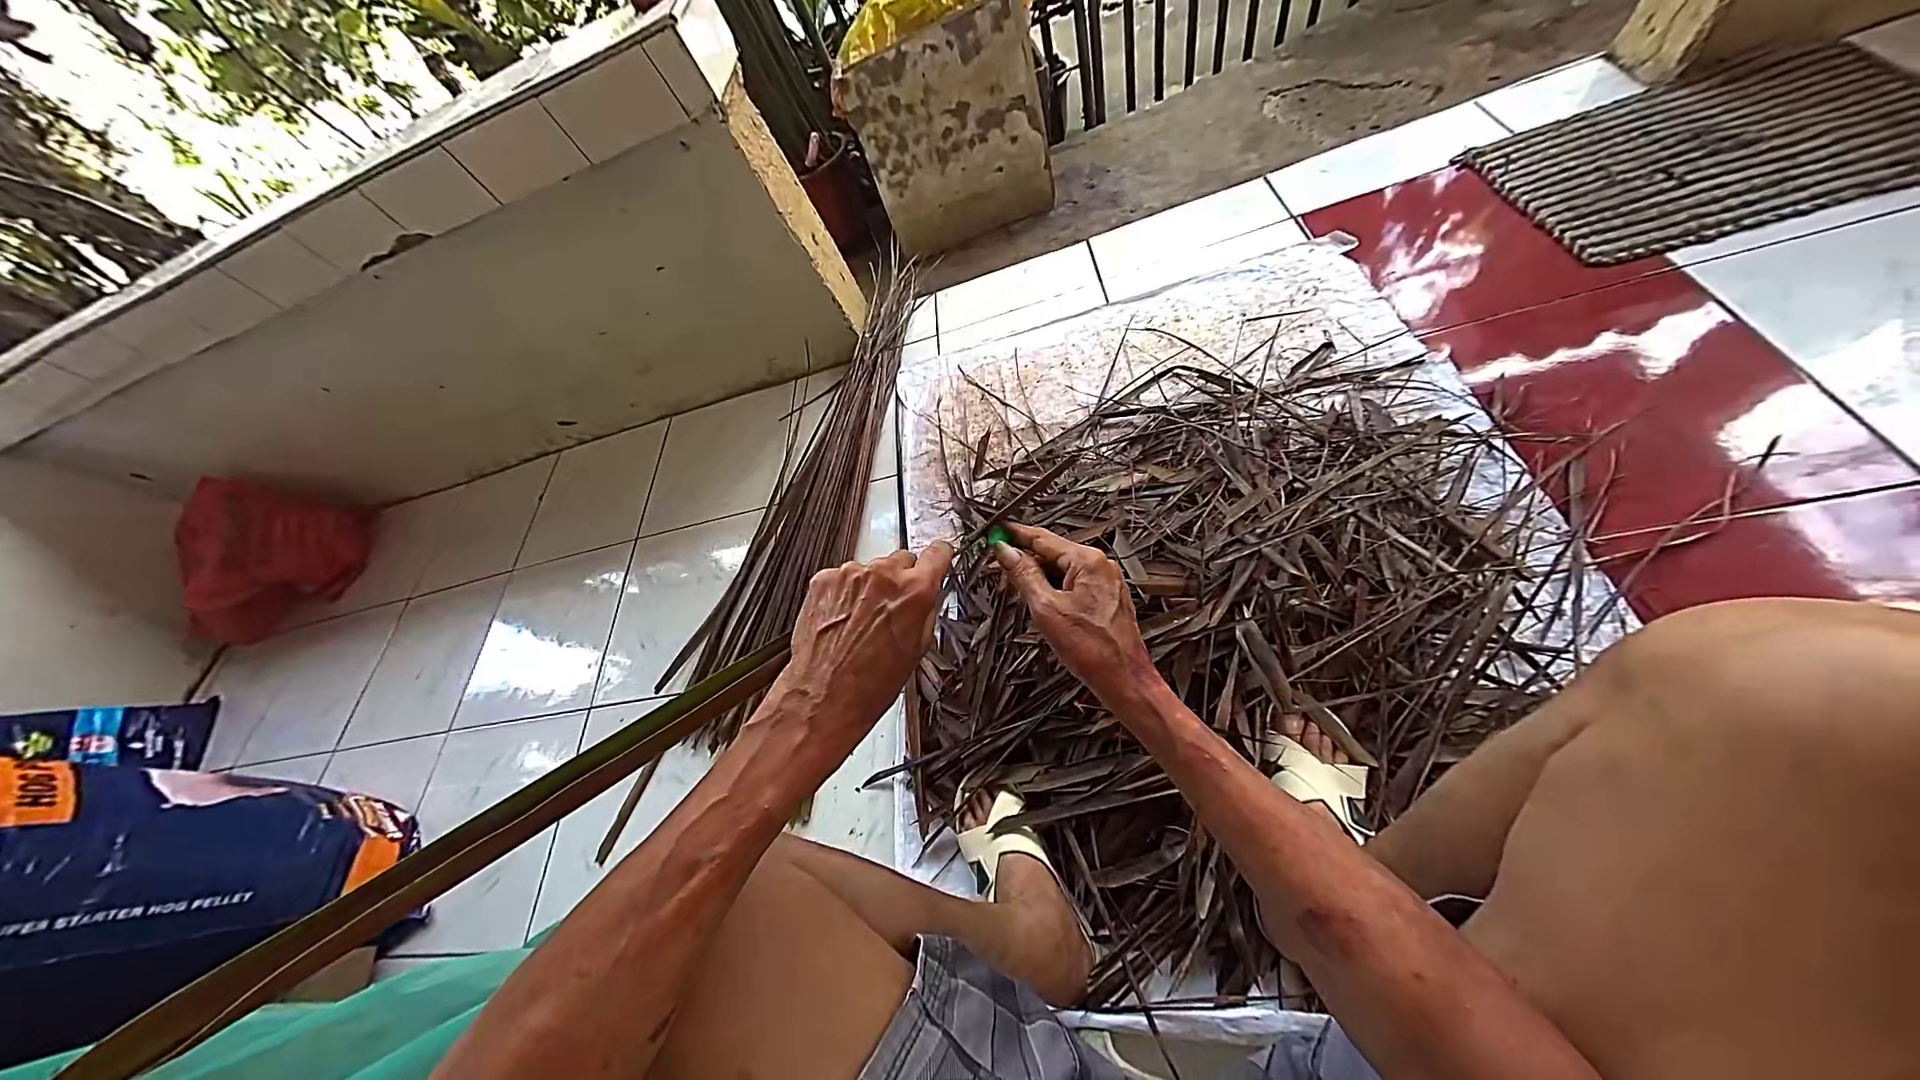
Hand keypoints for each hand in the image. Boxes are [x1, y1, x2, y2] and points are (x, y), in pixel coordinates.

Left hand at [758, 542, 953, 759]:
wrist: (825, 694)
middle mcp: (883, 576)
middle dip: (901, 580)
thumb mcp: (918, 647)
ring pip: (870, 570)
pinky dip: (844, 594)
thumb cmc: (870, 682)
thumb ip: (926, 610)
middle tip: (893, 609)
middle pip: (901, 561)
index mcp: (914, 591)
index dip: (940, 555)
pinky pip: (842, 578)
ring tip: (863, 623)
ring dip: (870, 588)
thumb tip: (927, 598)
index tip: (939, 555)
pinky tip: (844, 621)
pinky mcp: (824, 580)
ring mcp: (851, 575)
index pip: (937, 553)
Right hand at [993, 523, 1159, 705]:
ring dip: (1036, 573)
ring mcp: (1104, 580)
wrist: (1123, 678)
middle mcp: (1100, 566)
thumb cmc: (1095, 649)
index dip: (1014, 534)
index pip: (1042, 537)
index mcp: (1088, 561)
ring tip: (1012, 582)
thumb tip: (1006, 552)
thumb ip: (1024, 575)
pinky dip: (1052, 585)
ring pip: (1061, 568)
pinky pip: (1072, 581)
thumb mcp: (1046, 608)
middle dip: (1023, 556)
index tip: (997, 532)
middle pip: (1052, 551)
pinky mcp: (1104, 596)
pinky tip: (1037, 597)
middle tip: (997, 561)